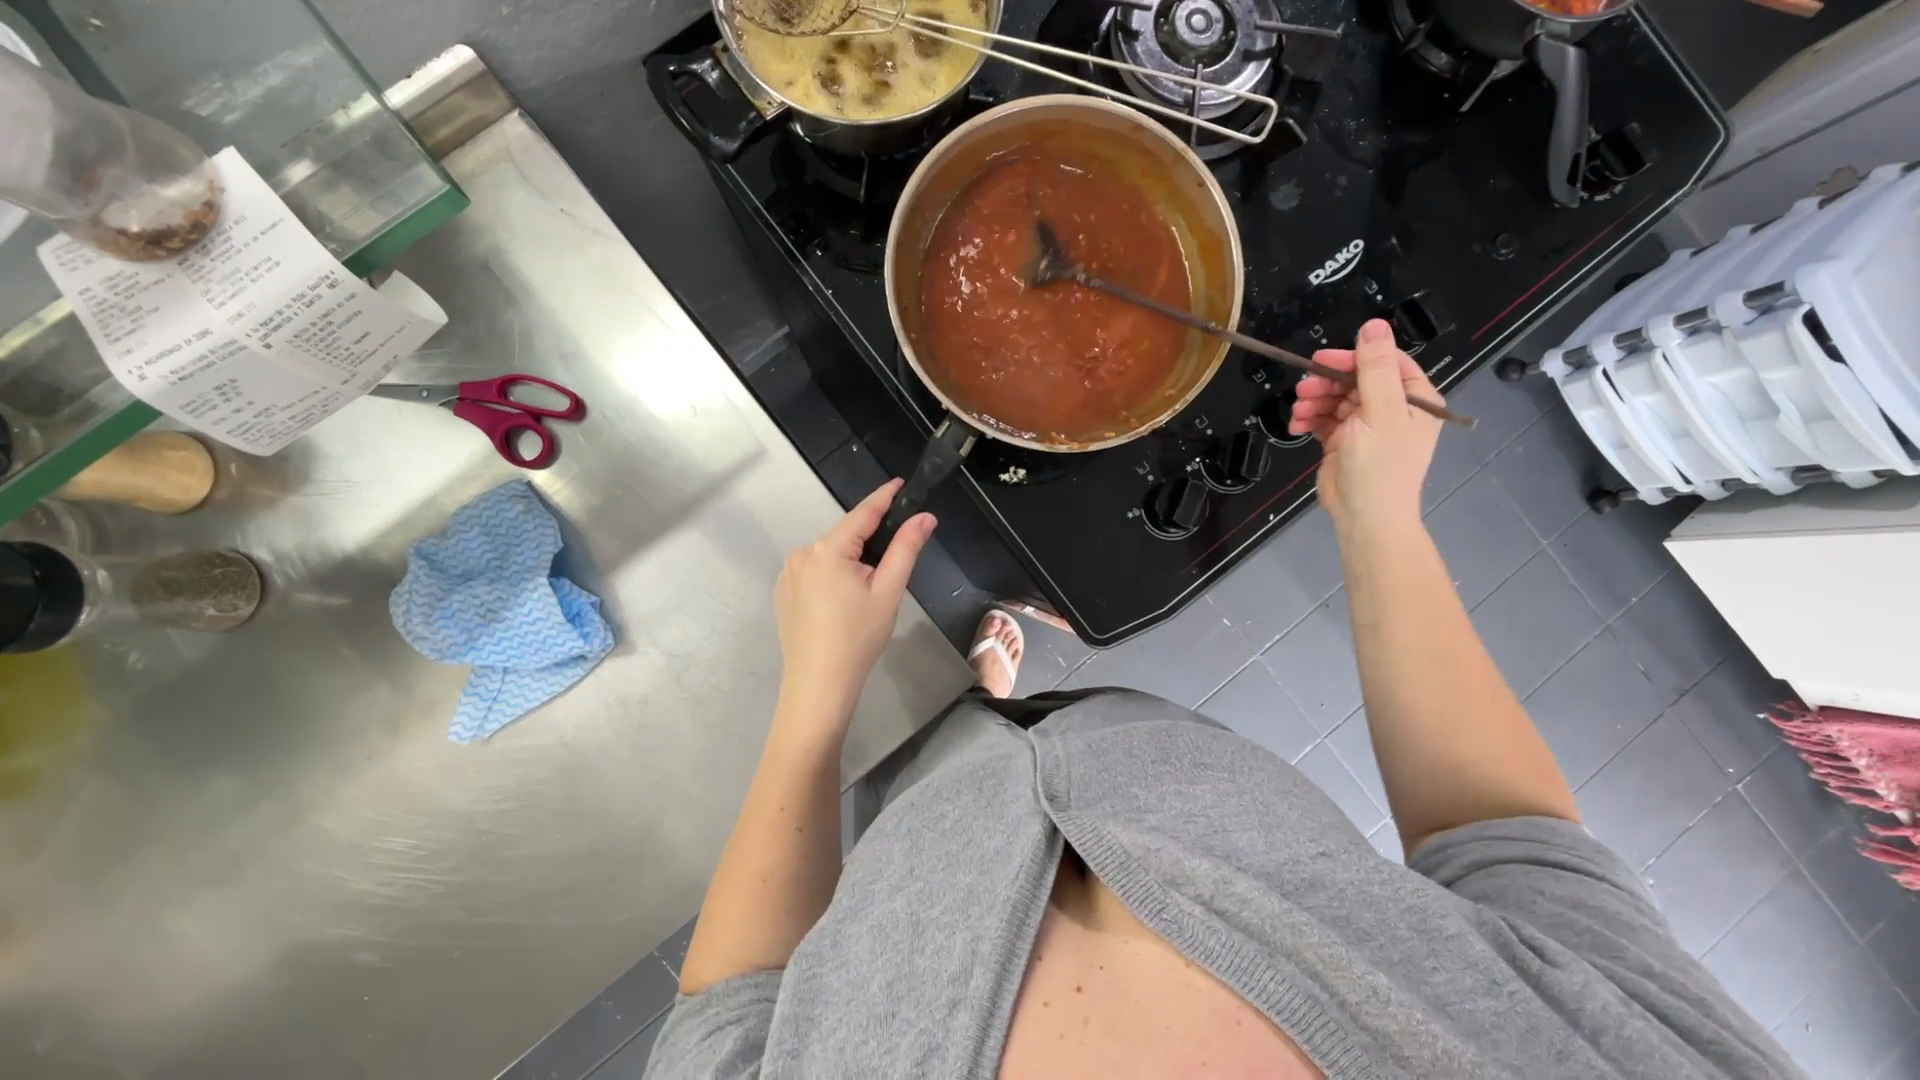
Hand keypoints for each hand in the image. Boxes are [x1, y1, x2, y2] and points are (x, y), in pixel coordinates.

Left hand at [774, 479, 935, 724]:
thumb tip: (924, 517)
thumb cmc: (858, 637)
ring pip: (830, 556)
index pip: (862, 514)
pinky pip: (815, 573)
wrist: (820, 683)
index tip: (901, 482)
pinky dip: (832, 578)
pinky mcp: (783, 592)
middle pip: (845, 537)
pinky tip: (841, 606)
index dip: (884, 497)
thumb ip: (905, 548)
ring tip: (865, 598)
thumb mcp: (888, 591)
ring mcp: (788, 573)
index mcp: (827, 550)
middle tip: (890, 571)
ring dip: (850, 563)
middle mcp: (801, 554)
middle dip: (869, 545)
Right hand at [1288, 318, 1442, 536]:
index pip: (1386, 363)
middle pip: (1356, 380)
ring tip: (1299, 410)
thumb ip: (1375, 369)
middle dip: (1327, 382)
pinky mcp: (1343, 442)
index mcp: (1414, 400)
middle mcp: (1393, 409)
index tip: (1323, 359)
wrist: (1365, 518)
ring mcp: (1367, 426)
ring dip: (1315, 400)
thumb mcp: (1380, 413)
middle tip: (1304, 387)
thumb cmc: (1380, 467)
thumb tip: (1374, 325)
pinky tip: (1297, 424)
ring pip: (1336, 399)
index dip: (1354, 358)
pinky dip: (1309, 419)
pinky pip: (1324, 420)